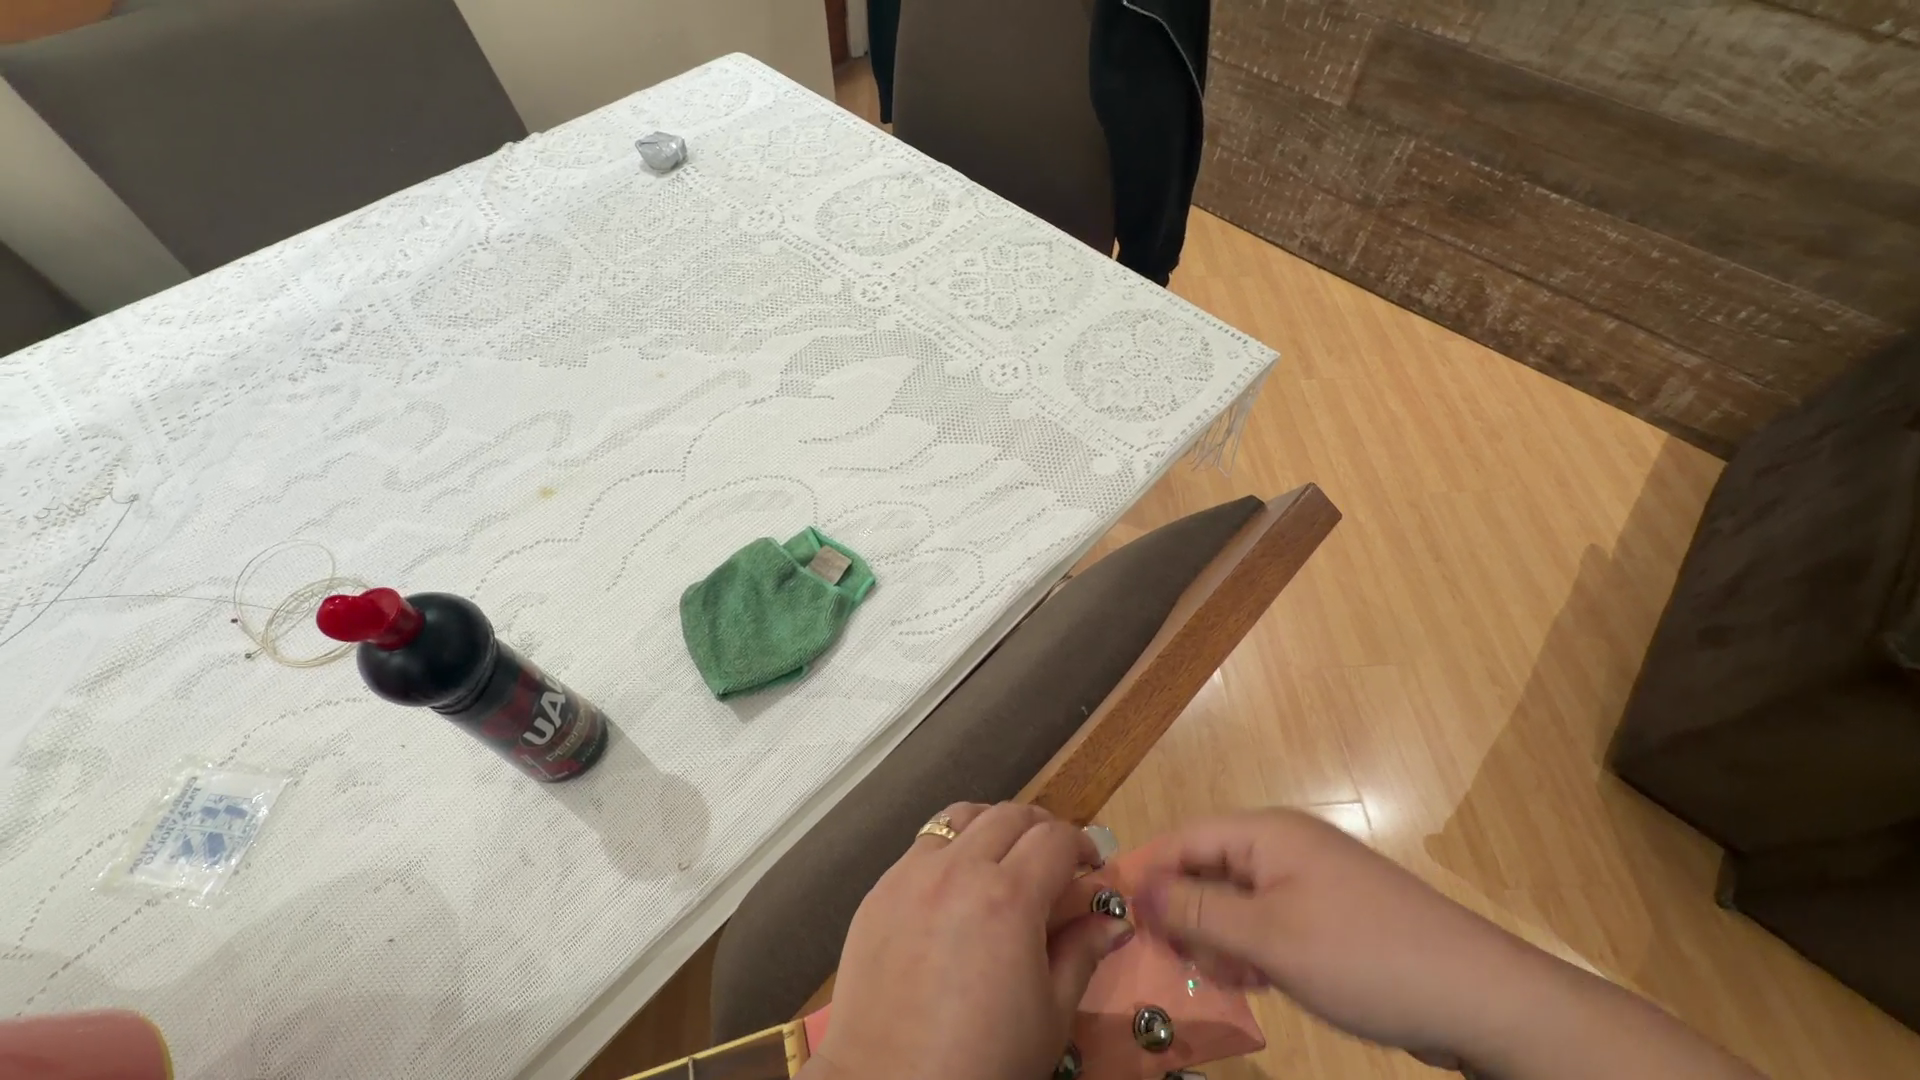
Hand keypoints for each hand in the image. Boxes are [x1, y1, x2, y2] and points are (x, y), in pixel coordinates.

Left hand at [811, 802, 1131, 1079]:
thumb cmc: (983, 1061)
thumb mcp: (1049, 1014)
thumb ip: (1082, 953)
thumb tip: (1114, 920)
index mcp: (1008, 897)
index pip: (1055, 839)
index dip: (1082, 846)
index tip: (1091, 867)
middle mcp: (958, 870)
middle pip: (1009, 815)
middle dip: (1042, 828)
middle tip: (1055, 859)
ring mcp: (911, 874)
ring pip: (960, 817)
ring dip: (992, 825)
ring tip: (1004, 856)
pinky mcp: (879, 890)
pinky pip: (922, 847)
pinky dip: (949, 849)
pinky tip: (955, 887)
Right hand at [1132, 810, 1766, 1079]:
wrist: (1482, 998)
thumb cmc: (1365, 957)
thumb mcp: (1268, 938)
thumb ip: (1196, 913)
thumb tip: (1136, 888)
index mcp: (1267, 834)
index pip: (1184, 839)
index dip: (1144, 873)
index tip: (1109, 912)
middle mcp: (1284, 847)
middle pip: (1207, 869)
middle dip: (1179, 912)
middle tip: (1156, 959)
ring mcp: (1310, 882)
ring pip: (1236, 901)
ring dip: (1212, 937)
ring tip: (1201, 978)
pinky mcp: (1329, 917)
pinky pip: (1268, 922)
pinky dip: (1247, 949)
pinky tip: (1244, 982)